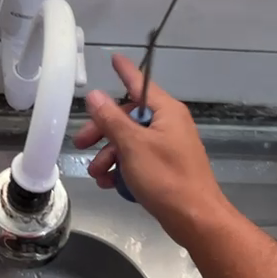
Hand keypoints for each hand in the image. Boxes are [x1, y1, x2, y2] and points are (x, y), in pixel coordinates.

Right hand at [73, 52, 231, 244]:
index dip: (125, 72)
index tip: (114, 58)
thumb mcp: (133, 146)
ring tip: (97, 174)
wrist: (195, 219)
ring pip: (129, 141)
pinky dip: (121, 168)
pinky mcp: (165, 167)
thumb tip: (95, 95)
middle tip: (81, 143)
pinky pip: (137, 159)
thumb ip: (111, 119)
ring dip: (109, 155)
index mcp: (167, 112)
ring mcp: (167, 147)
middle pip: (128, 117)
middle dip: (103, 130)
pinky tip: (109, 184)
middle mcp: (169, 124)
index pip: (140, 84)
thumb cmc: (166, 178)